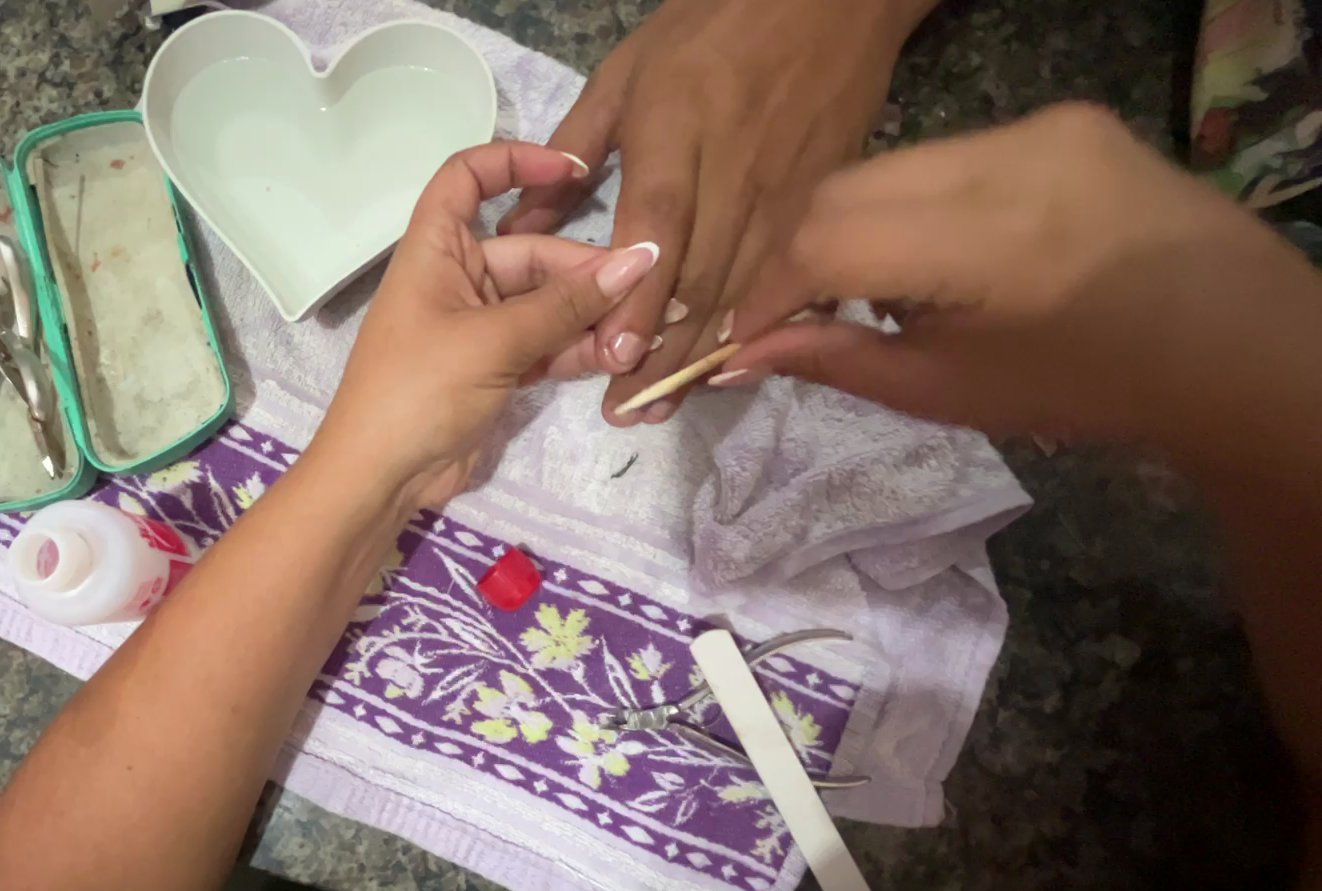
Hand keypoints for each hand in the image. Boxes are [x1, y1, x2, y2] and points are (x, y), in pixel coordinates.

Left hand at [314, 141, 658, 507]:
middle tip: (640, 293)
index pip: (466, 178)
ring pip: (543, 304)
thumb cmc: (420, 390)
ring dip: (587, 316)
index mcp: (435, 250)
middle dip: (582, 273)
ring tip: (638, 331)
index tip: (571, 171)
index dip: (513, 161)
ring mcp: (477, 327)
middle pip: (529, 253)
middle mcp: (456, 280)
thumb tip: (639, 260)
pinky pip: (542, 345)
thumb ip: (565, 305)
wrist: (383, 476)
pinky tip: (615, 356)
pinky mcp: (493, 369)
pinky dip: (573, 349)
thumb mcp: (492, 341)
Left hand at [498, 0, 933, 424]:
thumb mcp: (624, 75)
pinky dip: (747, 329)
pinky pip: (778, 279)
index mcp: (676, 131)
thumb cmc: (708, 25)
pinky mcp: (815, 203)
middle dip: (661, 349)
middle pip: (699, 276)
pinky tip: (716, 370)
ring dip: (698, 355)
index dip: (639, 297)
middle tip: (625, 407)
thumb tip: (520, 222)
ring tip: (658, 407)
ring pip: (739, 289)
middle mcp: (733, 169)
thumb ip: (570, 152)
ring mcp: (783, 189)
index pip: (659, 228)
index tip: (616, 354)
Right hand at [723, 103, 1321, 458]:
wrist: (1234, 345)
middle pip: (836, 194)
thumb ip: (828, 360)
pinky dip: (883, 212)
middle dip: (786, 262)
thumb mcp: (935, 389)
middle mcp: (1011, 156)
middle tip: (779, 320)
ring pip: (871, 172)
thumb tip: (733, 360)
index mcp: (990, 238)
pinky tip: (904, 259)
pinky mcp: (1051, 123)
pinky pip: (923, 162)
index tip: (740, 343)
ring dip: (831, 235)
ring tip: (843, 295)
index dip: (763, 295)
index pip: (824, 243)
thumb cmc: (1079, 387)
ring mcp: (1036, 128)